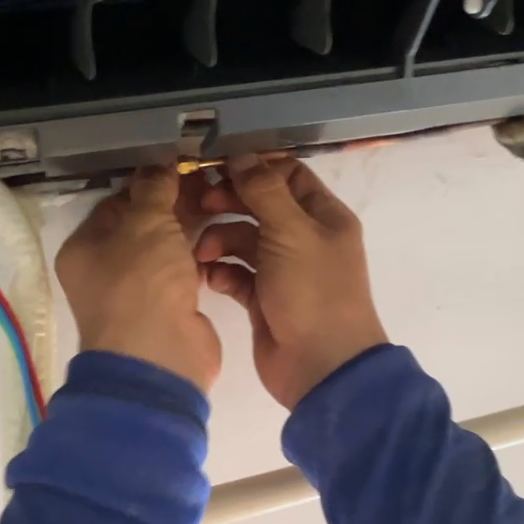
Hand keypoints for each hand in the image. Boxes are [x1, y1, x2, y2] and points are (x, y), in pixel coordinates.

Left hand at [55, 167, 222, 393]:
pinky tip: (224, 230)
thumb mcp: (146, 224)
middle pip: (143, 224)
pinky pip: (183, 269)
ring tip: (221, 197)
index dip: (148, 182)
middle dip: (173, 201)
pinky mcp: (169, 305)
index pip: (117, 202)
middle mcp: (106, 268)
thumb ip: (154, 189)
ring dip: (190, 224)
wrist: (161, 357)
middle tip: (208, 179)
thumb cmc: (141, 283)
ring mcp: (139, 290)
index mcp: (85, 248)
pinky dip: (200, 252)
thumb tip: (158, 161)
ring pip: (166, 246)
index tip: (180, 165)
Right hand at [196, 156, 388, 409]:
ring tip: (202, 253)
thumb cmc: (313, 292)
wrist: (321, 368)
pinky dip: (222, 271)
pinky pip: (236, 273)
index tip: (217, 168)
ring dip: (220, 240)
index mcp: (323, 216)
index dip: (254, 168)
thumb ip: (264, 191)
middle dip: (230, 203)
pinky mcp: (263, 298)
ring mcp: (283, 270)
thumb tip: (241, 156)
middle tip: (201, 205)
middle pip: (260, 205)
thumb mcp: (291, 232)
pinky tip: (211, 277)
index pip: (287, 175)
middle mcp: (304, 238)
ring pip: (244, 239)